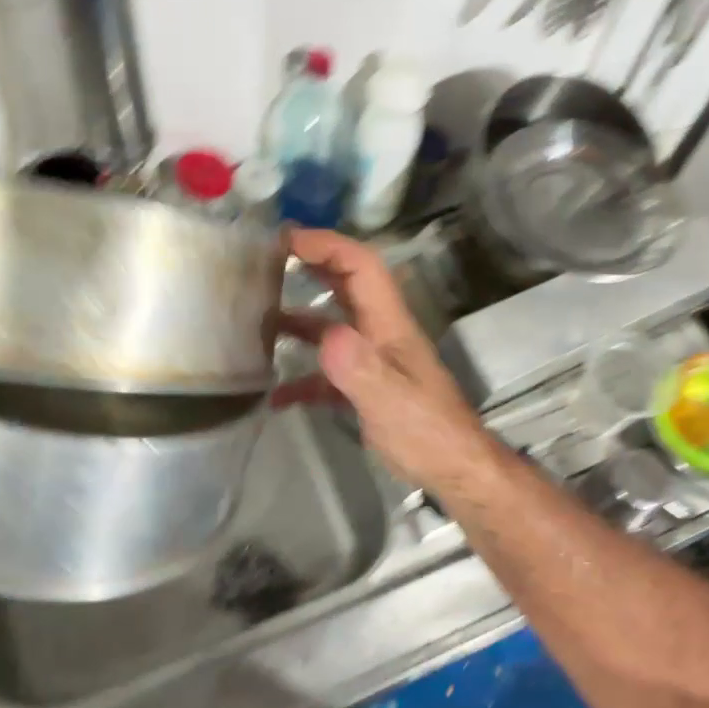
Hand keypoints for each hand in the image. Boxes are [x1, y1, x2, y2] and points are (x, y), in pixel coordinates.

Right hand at [274, 229, 499, 493]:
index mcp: (389, 324)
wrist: (453, 469)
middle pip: (345, 285)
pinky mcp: (366, 391)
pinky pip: (328, 375)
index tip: (286, 238)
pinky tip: (274, 396)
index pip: (361, 266)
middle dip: (310, 265)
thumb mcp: (391, 400)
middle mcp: (380, 333)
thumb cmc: (427, 432)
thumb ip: (360, 368)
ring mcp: (374, 362)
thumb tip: (328, 336)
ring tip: (255, 319)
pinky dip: (301, 379)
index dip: (327, 244)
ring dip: (297, 320)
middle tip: (264, 261)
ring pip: (331, 328)